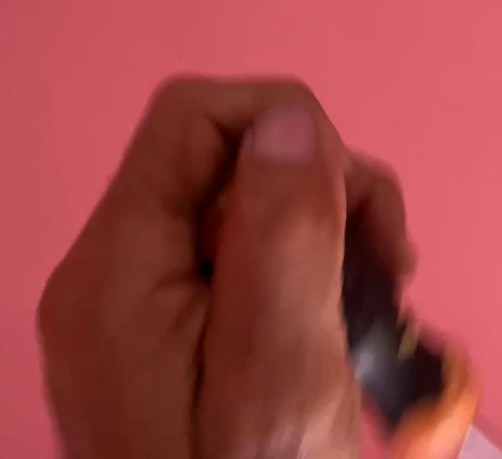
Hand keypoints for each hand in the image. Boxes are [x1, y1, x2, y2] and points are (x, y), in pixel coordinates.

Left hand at [38, 78, 411, 458]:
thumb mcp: (280, 384)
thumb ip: (282, 244)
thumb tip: (291, 119)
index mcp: (117, 271)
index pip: (194, 116)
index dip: (284, 126)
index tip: (345, 203)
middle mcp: (123, 269)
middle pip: (237, 150)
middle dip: (328, 185)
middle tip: (382, 262)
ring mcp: (154, 298)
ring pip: (264, 190)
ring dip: (342, 220)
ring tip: (384, 294)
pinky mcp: (190, 322)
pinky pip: (267, 240)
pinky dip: (328, 254)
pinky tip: (360, 307)